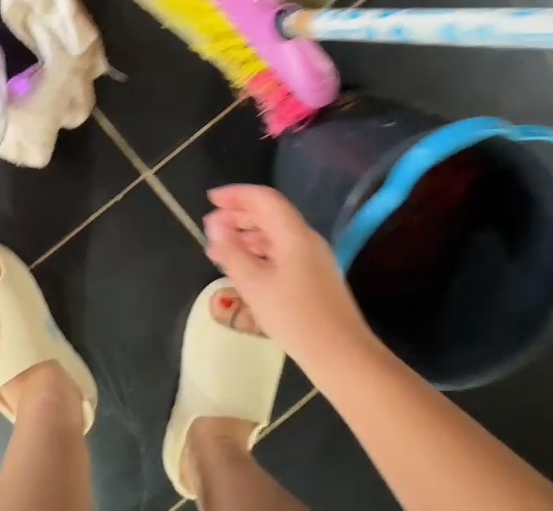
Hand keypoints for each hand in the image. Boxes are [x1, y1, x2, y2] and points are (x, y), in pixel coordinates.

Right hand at [203, 184, 373, 365]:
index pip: (264, 199)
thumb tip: (216, 228)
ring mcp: (314, 259)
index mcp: (295, 234)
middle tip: (210, 226)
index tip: (211, 200)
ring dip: (247, 235)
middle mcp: (306, 239)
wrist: (342, 356)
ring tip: (220, 249)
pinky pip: (283, 252)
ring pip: (276, 235)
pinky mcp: (315, 278)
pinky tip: (245, 268)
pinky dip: (260, 252)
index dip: (236, 194)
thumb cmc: (296, 318)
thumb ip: (232, 253)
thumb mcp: (255, 285)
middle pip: (270, 214)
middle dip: (238, 215)